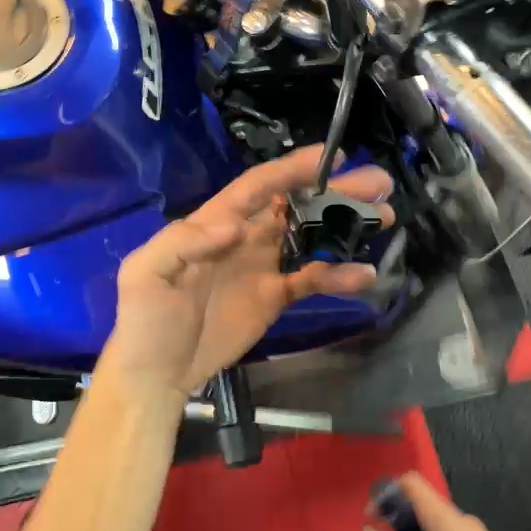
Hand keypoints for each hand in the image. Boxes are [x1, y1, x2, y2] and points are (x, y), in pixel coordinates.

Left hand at [99, 145, 393, 396]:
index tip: (331, 156)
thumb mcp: (147, 273)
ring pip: (309, 236)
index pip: (259, 187)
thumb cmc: (145, 319)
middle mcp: (244, 236)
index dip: (293, 169)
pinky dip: (337, 275)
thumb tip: (236, 224)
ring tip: (384, 215)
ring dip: (344, 225)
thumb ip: (185, 242)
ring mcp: (261, 267)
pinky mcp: (273, 298)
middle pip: (294, 204)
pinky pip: (310, 279)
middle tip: (377, 182)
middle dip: (333, 190)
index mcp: (214, 221)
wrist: (156, 373)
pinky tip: (364, 274)